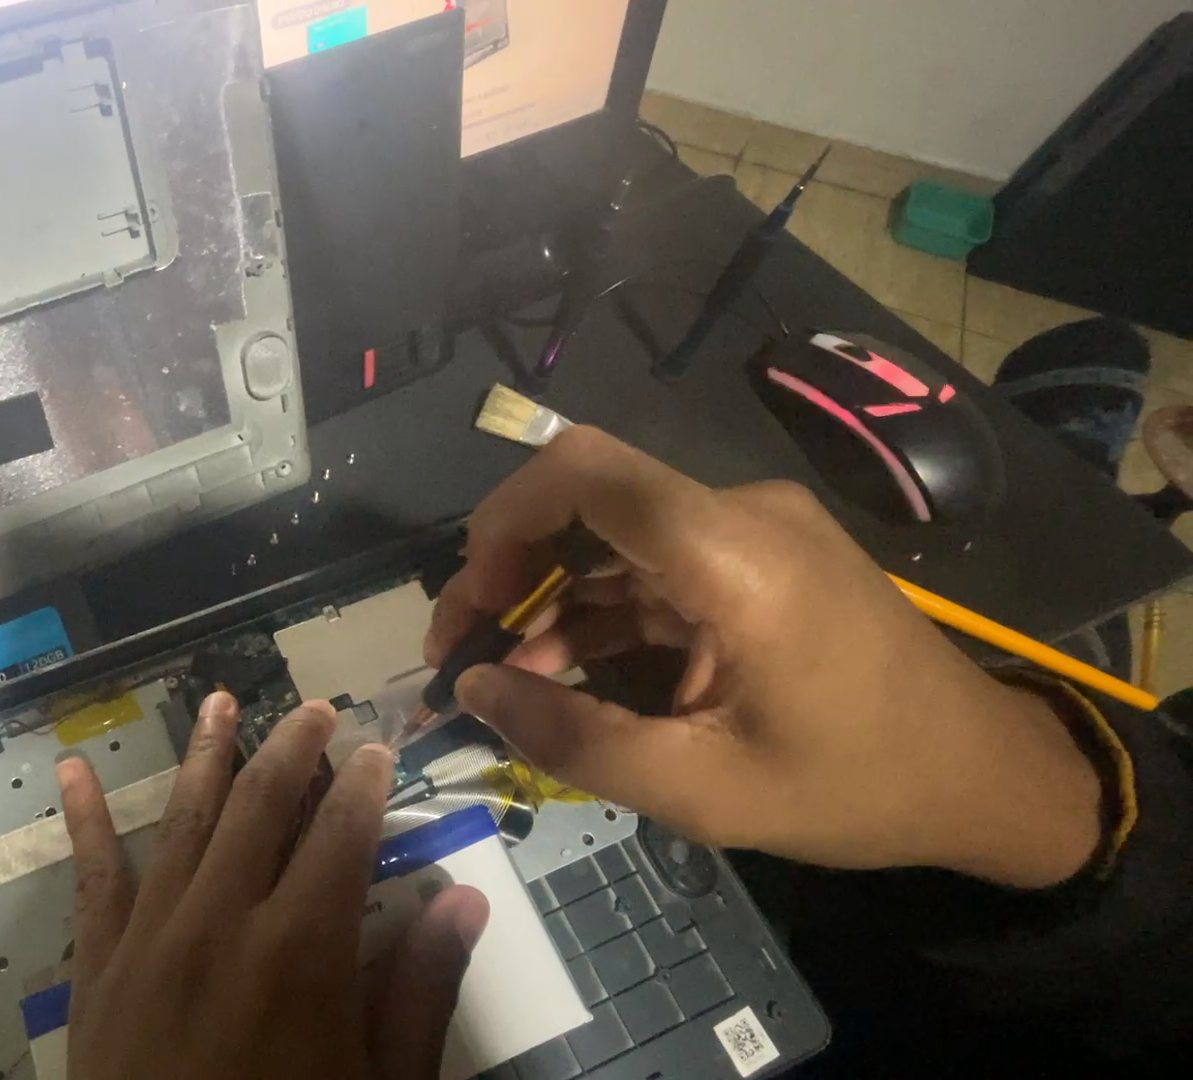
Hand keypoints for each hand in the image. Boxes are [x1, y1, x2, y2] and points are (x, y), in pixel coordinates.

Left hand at [55, 693, 489, 1079]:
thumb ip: (420, 989)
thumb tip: (464, 897)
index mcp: (300, 949)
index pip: (341, 833)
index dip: (364, 784)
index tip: (378, 749)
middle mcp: (223, 919)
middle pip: (262, 804)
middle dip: (293, 747)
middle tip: (316, 709)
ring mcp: (153, 933)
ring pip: (186, 816)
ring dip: (207, 751)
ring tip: (220, 700)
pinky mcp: (100, 963)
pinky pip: (93, 876)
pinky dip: (82, 818)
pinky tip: (72, 771)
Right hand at [425, 427, 1103, 888]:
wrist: (988, 778)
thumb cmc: (856, 787)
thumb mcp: (702, 790)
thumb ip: (573, 740)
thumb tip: (470, 687)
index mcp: (735, 557)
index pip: (588, 470)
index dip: (503, 518)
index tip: (473, 602)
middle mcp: (733, 514)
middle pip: (578, 500)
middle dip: (500, 569)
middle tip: (458, 648)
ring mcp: (736, 528)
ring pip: (596, 533)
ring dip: (535, 594)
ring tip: (495, 669)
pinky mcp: (735, 553)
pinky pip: (633, 562)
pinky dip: (582, 607)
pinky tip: (553, 663)